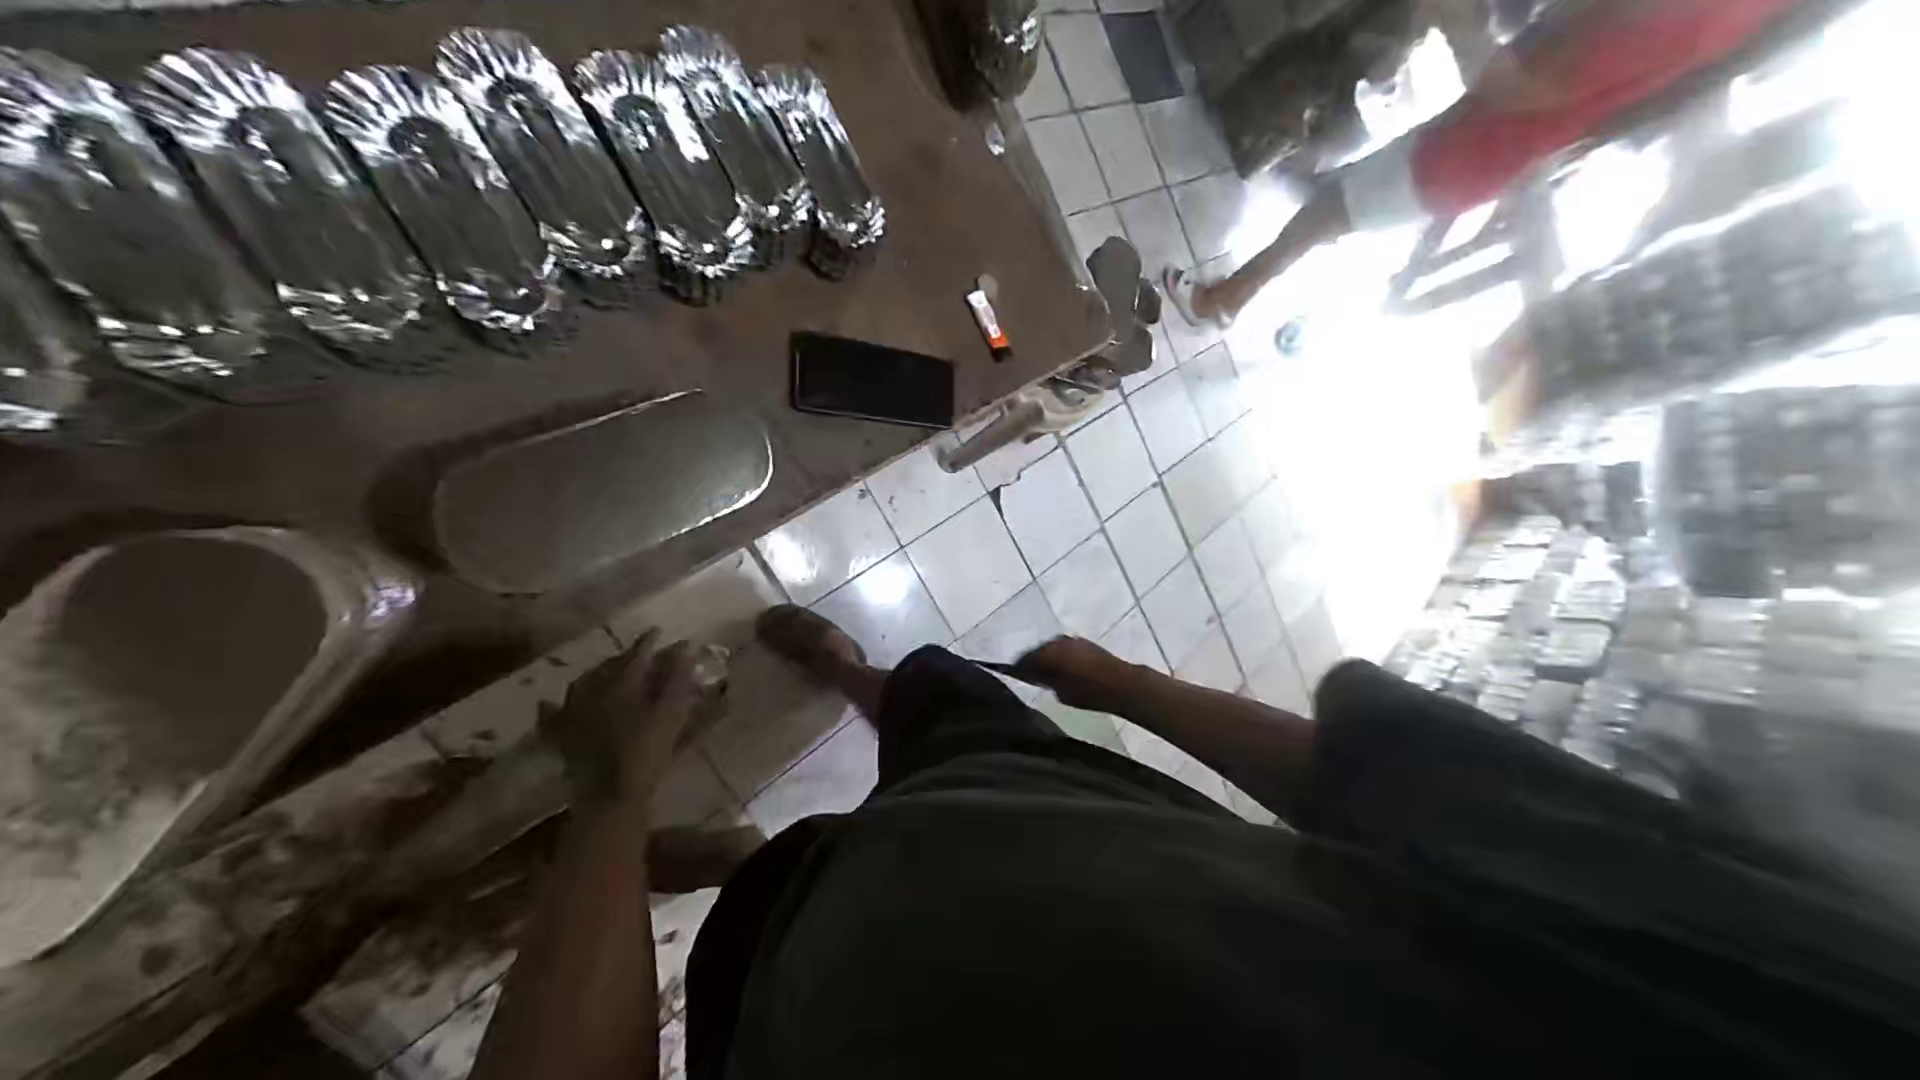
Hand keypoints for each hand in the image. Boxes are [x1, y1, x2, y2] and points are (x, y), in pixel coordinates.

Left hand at [543, 631, 707, 806]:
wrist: (608, 799)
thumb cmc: (646, 754)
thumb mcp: (671, 715)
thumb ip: (678, 680)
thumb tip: (685, 649)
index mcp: (620, 685)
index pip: (635, 655)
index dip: (648, 642)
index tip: (659, 631)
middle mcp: (592, 694)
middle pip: (607, 667)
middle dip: (624, 657)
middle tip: (638, 652)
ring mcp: (573, 716)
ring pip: (582, 685)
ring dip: (597, 674)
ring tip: (607, 672)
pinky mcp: (564, 738)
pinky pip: (555, 714)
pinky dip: (555, 706)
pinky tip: (549, 704)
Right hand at [1012, 636, 1131, 711]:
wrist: (1121, 684)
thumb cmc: (1088, 692)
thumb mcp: (1060, 693)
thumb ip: (1046, 681)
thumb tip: (1037, 675)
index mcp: (1047, 652)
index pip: (1025, 658)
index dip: (1019, 667)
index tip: (1016, 675)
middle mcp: (1057, 640)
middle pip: (1038, 649)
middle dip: (1035, 659)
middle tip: (1032, 673)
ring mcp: (1072, 639)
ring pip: (1052, 646)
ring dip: (1049, 656)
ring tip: (1048, 671)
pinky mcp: (1085, 642)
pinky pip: (1065, 646)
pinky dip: (1061, 655)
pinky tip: (1063, 666)